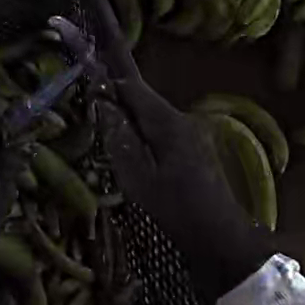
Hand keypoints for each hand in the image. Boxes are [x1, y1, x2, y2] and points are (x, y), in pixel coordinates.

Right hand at [96, 75, 272, 299]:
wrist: (225, 243)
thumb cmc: (178, 212)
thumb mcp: (139, 179)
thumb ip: (119, 138)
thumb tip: (101, 102)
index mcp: (168, 122)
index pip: (131, 85)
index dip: (104, 72)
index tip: (80, 61)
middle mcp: (181, 119)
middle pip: (140, 97)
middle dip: (113, 92)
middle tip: (84, 90)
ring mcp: (189, 133)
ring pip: (148, 114)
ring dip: (125, 113)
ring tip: (97, 118)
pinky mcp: (192, 149)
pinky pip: (158, 129)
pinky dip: (138, 129)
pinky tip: (124, 143)